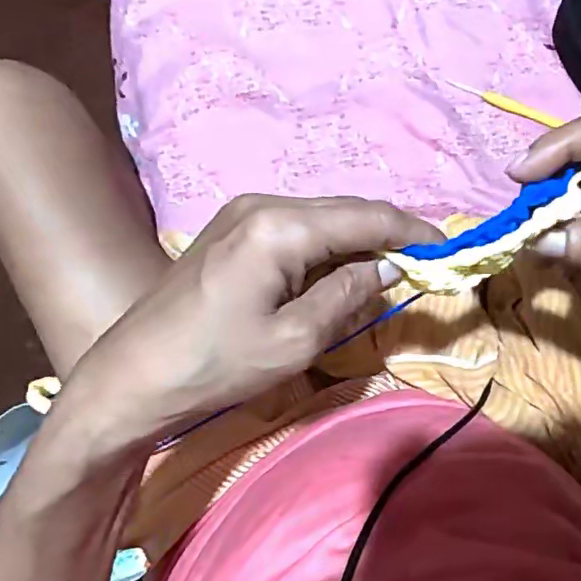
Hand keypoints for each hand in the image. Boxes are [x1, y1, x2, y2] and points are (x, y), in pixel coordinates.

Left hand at [57, 195, 440, 453]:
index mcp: (281, 227)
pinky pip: (300, 229)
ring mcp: (244, 213)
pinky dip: (332, 246)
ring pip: (325, 218)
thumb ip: (349, 294)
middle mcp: (264, 204)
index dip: (413, 232)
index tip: (448, 248)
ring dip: (362, 240)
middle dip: (391, 233)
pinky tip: (346, 268)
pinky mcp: (233, 230)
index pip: (367, 217)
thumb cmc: (217, 363)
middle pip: (347, 209)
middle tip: (427, 261)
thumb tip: (390, 268)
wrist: (133, 376)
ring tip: (395, 268)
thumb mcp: (296, 339)